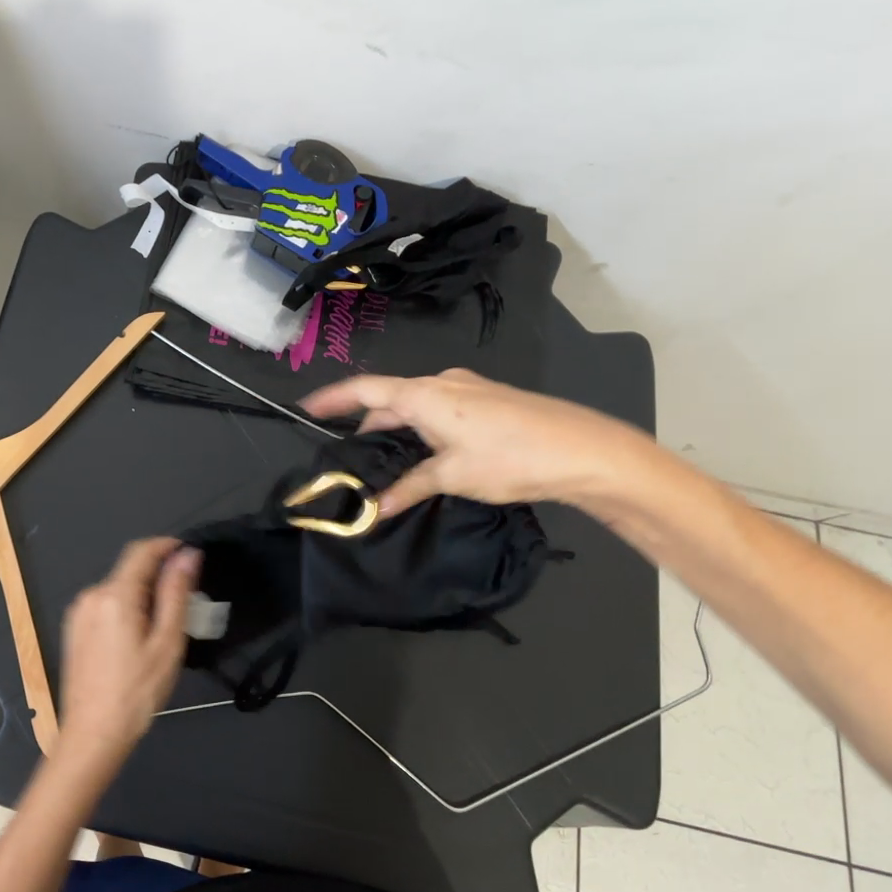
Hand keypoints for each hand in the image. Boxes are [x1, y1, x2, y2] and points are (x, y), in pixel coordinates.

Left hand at [56, 538, 197, 763]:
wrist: (92, 735)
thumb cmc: (136, 692)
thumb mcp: (166, 643)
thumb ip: (175, 594)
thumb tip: (187, 555)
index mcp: (114, 595)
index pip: (141, 551)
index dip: (167, 546)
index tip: (190, 553)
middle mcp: (91, 596)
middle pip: (129, 571)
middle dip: (158, 577)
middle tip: (186, 602)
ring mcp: (78, 614)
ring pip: (117, 590)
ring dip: (142, 595)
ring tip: (165, 626)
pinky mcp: (74, 630)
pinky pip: (105, 606)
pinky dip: (126, 609)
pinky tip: (139, 639)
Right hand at [301, 368, 653, 515]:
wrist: (586, 451)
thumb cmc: (510, 458)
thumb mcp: (452, 476)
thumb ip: (409, 487)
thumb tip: (375, 508)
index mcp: (425, 394)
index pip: (365, 389)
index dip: (332, 398)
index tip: (306, 408)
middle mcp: (443, 383)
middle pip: (390, 399)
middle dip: (366, 425)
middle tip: (348, 456)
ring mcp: (469, 389)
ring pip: (416, 405)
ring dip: (396, 429)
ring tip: (383, 462)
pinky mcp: (489, 401)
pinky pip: (439, 409)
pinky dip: (421, 428)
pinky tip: (424, 454)